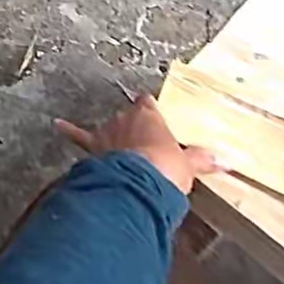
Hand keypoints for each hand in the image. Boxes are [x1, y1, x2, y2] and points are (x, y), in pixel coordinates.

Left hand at [55, 95, 219, 193]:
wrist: (141, 181)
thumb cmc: (167, 167)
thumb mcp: (189, 164)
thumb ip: (203, 159)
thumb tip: (226, 161)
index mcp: (148, 115)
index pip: (147, 102)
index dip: (150, 108)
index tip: (153, 112)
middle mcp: (124, 117)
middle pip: (128, 116)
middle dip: (134, 127)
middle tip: (144, 142)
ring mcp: (107, 130)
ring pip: (109, 128)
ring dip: (114, 137)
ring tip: (121, 147)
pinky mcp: (94, 145)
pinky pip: (78, 135)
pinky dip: (68, 129)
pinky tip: (57, 124)